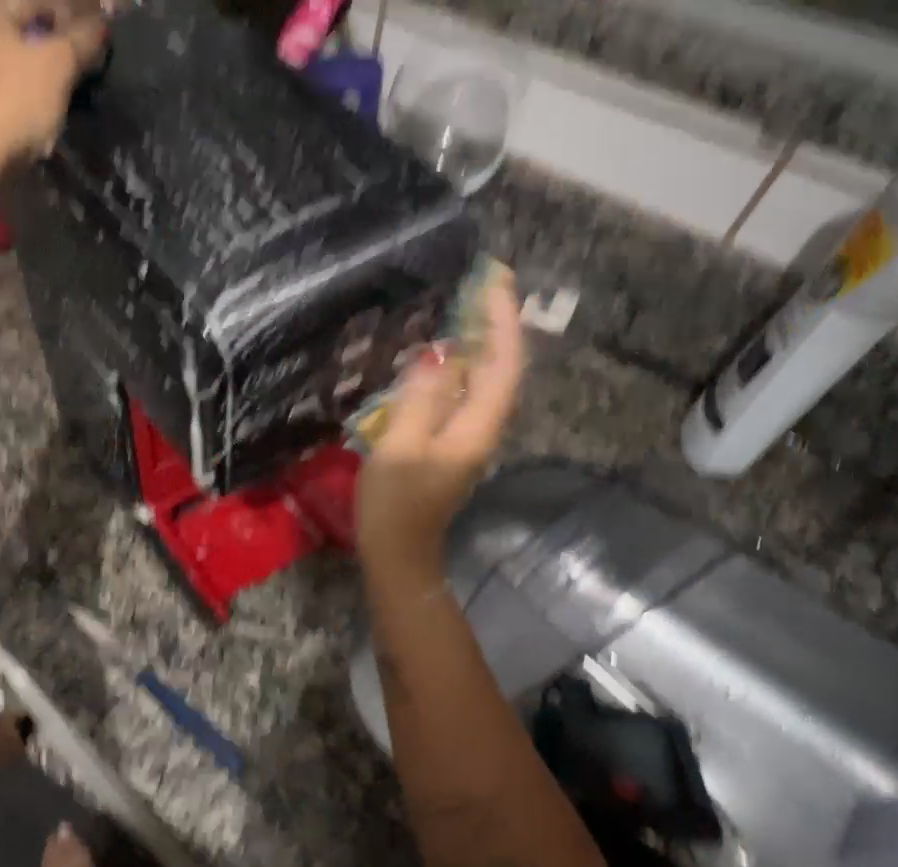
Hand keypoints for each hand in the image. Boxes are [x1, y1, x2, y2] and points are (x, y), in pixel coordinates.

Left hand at [0, 0, 108, 196]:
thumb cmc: (14, 107)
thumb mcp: (59, 66)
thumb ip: (82, 39)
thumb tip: (100, 26)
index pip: (37, 1)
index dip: (72, 14)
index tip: (94, 37)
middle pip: (16, 29)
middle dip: (47, 41)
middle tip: (75, 62)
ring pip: (1, 59)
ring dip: (28, 69)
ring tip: (53, 90)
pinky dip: (11, 94)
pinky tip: (24, 111)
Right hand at [357, 274, 525, 569]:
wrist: (398, 553)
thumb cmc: (395, 504)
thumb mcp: (400, 447)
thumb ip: (421, 399)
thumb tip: (440, 355)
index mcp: (477, 427)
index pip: (502, 363)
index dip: (502, 321)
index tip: (496, 282)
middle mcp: (483, 429)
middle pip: (500, 369)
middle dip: (495, 326)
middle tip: (482, 287)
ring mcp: (468, 439)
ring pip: (484, 382)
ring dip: (479, 346)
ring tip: (464, 311)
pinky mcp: (452, 446)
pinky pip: (465, 397)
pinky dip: (460, 370)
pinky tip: (441, 360)